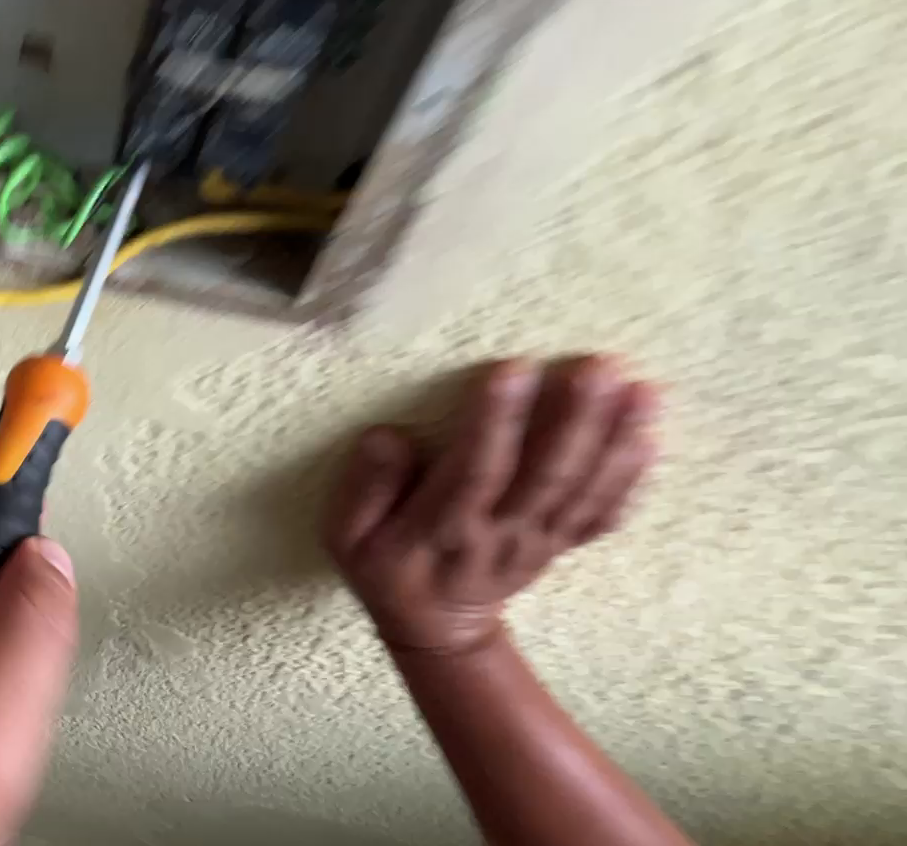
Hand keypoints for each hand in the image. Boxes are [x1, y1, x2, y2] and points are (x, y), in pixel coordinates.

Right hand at [324, 356, 659, 654]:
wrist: (438, 629)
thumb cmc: (382, 568)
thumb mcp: (345, 536)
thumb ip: (364, 486)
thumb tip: (389, 435)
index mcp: (440, 528)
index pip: (474, 470)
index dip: (496, 422)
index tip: (513, 369)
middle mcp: (499, 534)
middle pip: (544, 475)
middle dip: (574, 418)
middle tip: (597, 366)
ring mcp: (538, 541)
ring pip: (582, 489)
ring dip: (615, 437)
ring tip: (642, 387)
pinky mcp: (561, 543)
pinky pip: (604, 512)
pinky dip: (631, 476)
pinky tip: (649, 435)